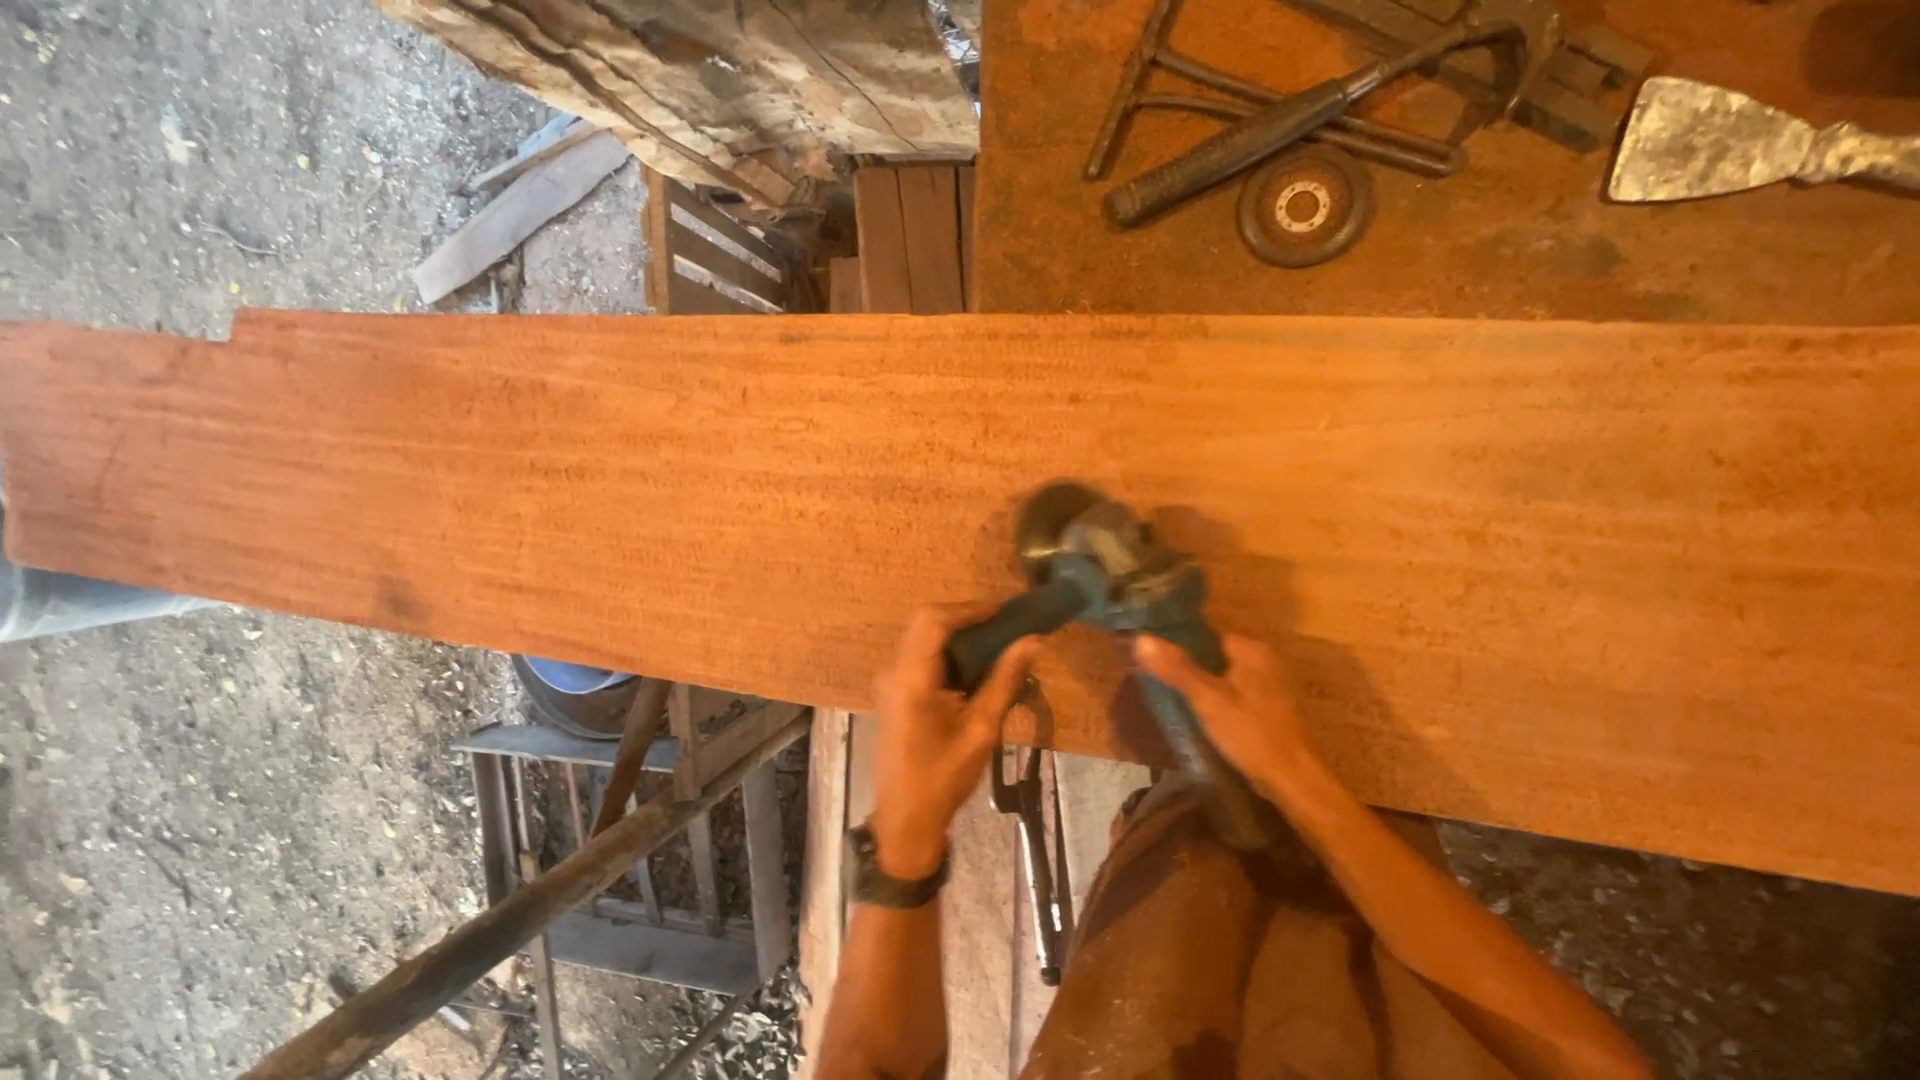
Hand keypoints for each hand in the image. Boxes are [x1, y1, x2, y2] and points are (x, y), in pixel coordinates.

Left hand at [869, 604, 1041, 878]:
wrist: (905, 820)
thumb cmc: (943, 779)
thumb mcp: (981, 730)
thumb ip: (1004, 681)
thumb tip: (1033, 641)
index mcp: (911, 679)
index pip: (933, 621)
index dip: (969, 608)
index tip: (1004, 611)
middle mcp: (894, 672)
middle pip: (925, 623)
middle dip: (966, 618)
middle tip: (1005, 626)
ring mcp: (890, 682)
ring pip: (922, 638)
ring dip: (958, 635)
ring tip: (997, 644)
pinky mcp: (893, 692)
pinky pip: (920, 657)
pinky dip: (948, 653)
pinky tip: (976, 668)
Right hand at [1131, 633, 1314, 782]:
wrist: (1292, 778)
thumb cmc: (1251, 734)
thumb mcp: (1208, 700)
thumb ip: (1177, 669)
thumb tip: (1141, 639)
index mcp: (1252, 650)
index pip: (1206, 635)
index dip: (1178, 645)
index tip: (1153, 659)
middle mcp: (1265, 660)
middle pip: (1215, 655)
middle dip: (1189, 667)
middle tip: (1158, 680)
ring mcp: (1271, 684)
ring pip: (1224, 676)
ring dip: (1203, 685)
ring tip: (1173, 697)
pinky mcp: (1271, 707)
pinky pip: (1235, 693)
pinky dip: (1218, 699)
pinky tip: (1201, 714)